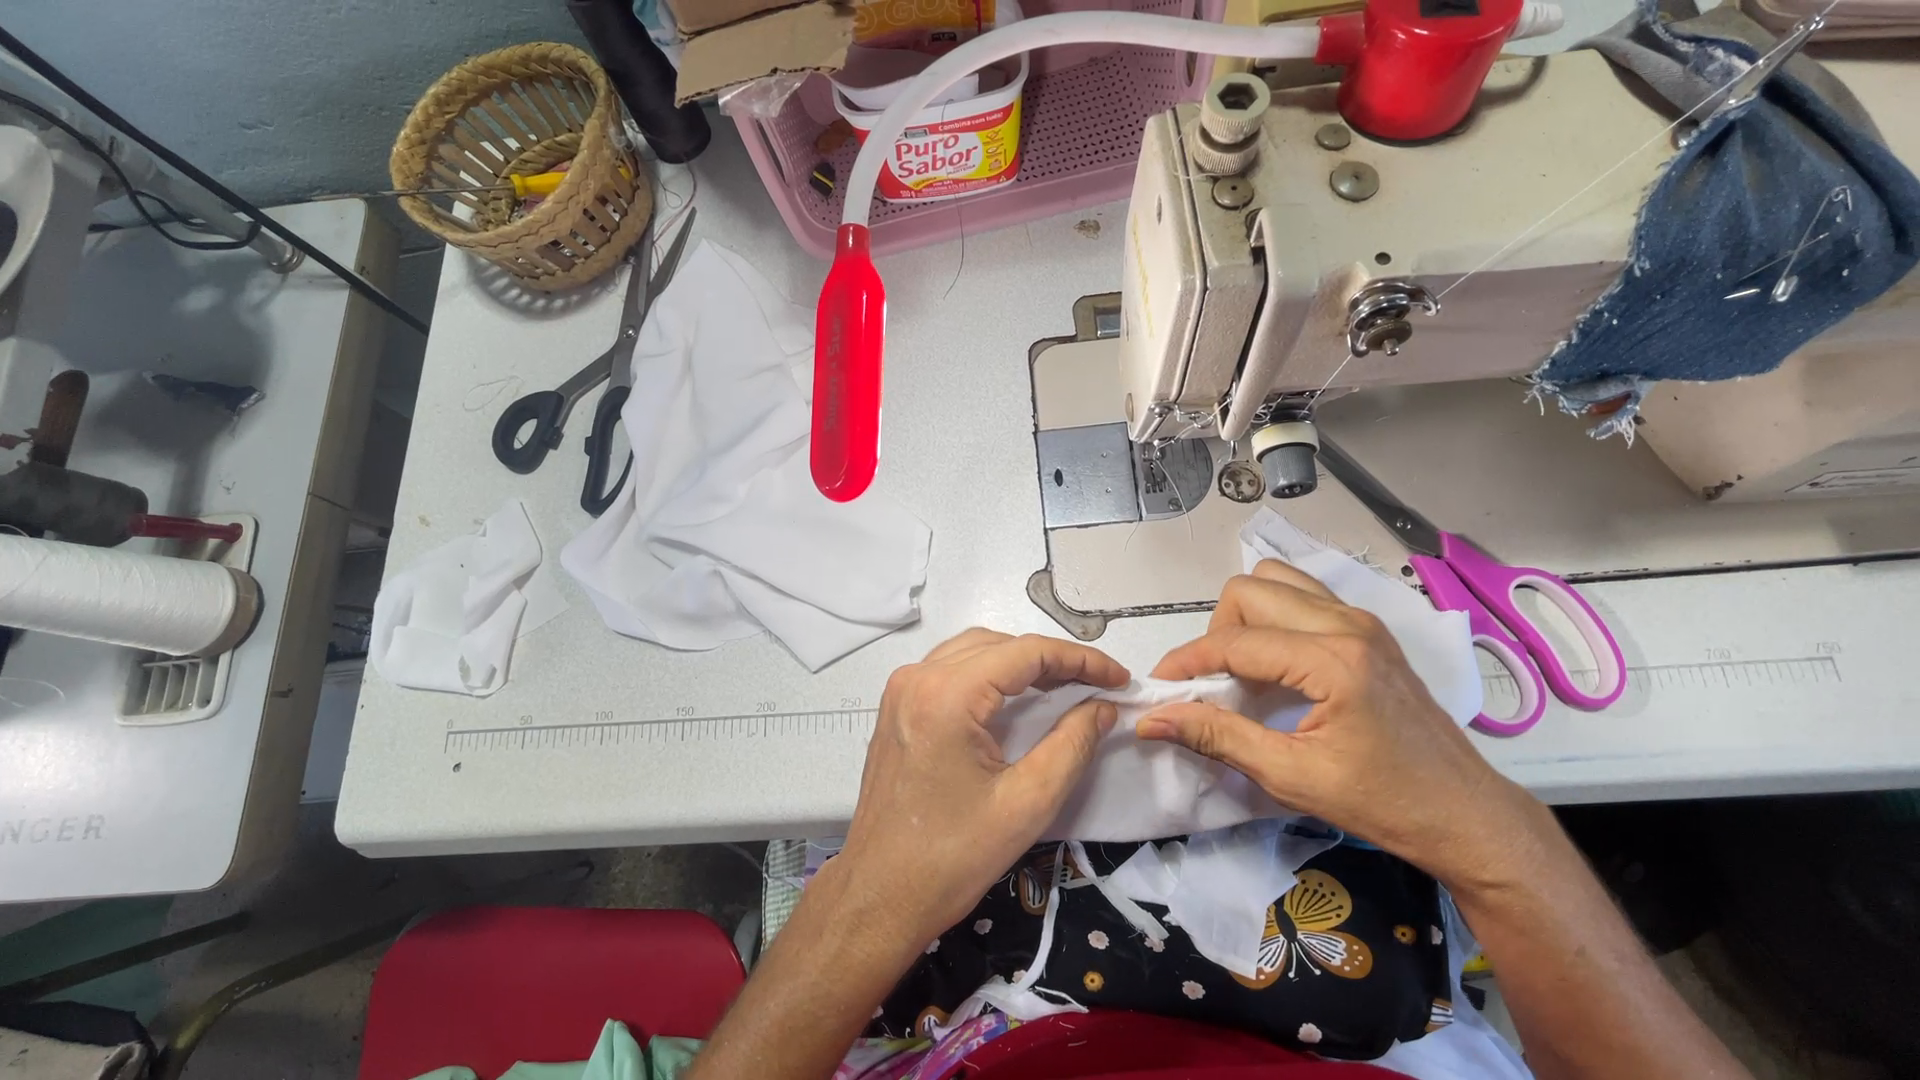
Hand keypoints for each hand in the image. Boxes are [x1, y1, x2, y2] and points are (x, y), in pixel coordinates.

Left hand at [832, 629, 1129, 946]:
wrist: (881, 895)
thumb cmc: (953, 856)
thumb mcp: (1028, 803)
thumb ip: (1073, 744)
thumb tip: (1102, 707)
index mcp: (947, 695)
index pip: (1026, 653)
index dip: (1080, 660)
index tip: (1119, 678)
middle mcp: (917, 679)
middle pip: (998, 645)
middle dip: (1052, 659)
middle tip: (1097, 685)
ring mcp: (901, 692)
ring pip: (973, 652)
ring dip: (1020, 662)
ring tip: (1065, 686)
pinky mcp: (896, 709)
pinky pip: (950, 670)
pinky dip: (989, 674)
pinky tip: (1017, 697)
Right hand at [1137, 560, 1536, 885]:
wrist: (1464, 813)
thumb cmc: (1382, 802)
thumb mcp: (1290, 776)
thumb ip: (1217, 737)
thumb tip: (1152, 720)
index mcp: (1332, 660)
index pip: (1234, 641)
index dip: (1186, 663)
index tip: (1159, 691)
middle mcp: (1347, 623)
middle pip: (1249, 591)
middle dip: (1215, 634)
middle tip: (1210, 685)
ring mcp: (1362, 621)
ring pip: (1276, 582)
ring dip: (1244, 618)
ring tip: (1241, 670)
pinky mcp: (1369, 630)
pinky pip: (1303, 596)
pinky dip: (1273, 618)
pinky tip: (1273, 663)